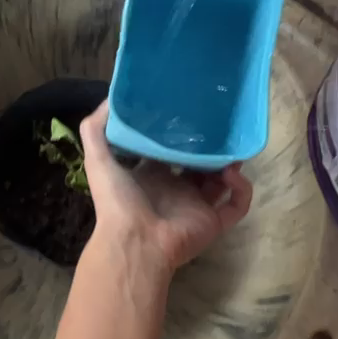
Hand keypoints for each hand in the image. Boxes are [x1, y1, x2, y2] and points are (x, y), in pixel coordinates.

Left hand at [77, 102, 253, 275]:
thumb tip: (112, 96)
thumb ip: (96, 128)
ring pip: (222, 181)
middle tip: (217, 127)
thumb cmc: (118, 201)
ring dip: (229, 163)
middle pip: (198, 163)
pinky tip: (233, 173)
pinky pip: (237, 204)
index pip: (168, 150)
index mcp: (150, 175)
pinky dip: (241, 188)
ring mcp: (197, 206)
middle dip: (209, 147)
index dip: (178, 134)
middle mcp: (175, 189)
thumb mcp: (98, 159)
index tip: (187, 113)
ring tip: (232, 146)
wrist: (136, 242)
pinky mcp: (214, 221)